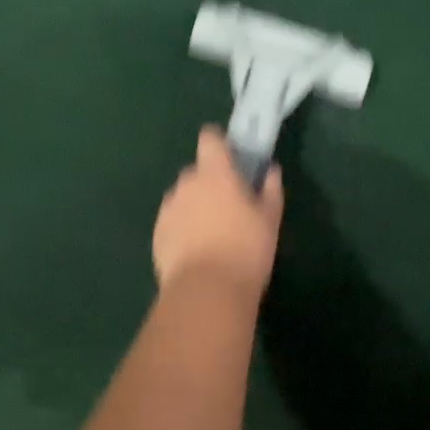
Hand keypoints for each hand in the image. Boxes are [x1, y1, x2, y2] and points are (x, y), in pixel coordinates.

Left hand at [151, 126, 284, 300]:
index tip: (231, 159)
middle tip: (228, 207)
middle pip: (197, 171)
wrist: (207, 291)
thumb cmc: (246, 250)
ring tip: (212, 235)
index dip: (219, 144)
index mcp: (215, 173)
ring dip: (194, 205)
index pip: (209, 138)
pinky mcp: (158, 232)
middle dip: (210, 182)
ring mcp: (169, 206)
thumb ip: (270, 190)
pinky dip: (182, 227)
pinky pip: (172, 220)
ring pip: (183, 196)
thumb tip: (271, 171)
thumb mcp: (270, 221)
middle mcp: (187, 183)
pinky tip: (196, 252)